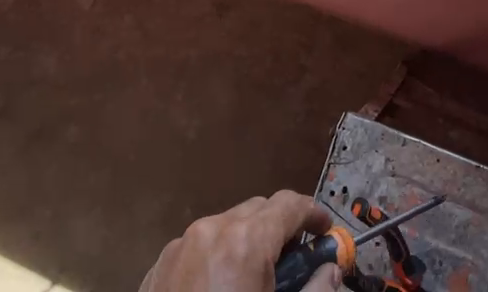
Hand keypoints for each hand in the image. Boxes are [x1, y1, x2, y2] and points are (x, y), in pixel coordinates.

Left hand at [138, 190, 340, 291]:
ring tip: (254, 282)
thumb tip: (330, 271)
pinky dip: (218, 256)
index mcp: (245, 242)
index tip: (326, 233)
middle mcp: (211, 230)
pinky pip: (199, 246)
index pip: (290, 204)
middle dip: (281, 228)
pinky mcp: (158, 267)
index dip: (314, 215)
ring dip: (248, 241)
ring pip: (227, 225)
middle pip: (258, 209)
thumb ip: (315, 291)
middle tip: (295, 263)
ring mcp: (180, 247)